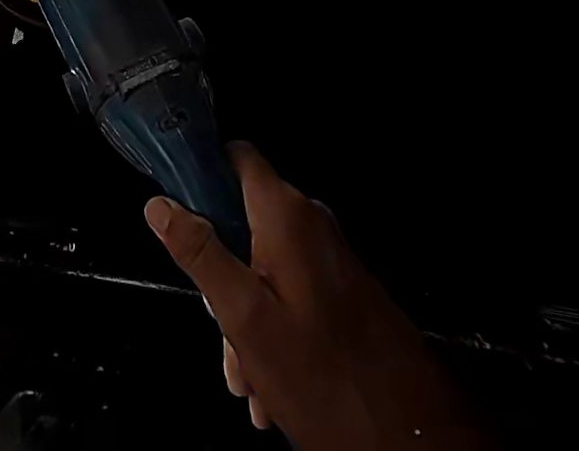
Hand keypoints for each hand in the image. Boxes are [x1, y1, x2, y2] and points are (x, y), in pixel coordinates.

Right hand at [145, 143, 491, 450]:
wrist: (418, 441)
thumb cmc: (329, 375)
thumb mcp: (244, 313)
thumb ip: (198, 251)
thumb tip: (160, 207)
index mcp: (285, 214)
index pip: (235, 155)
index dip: (200, 170)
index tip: (177, 204)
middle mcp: (310, 223)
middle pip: (240, 215)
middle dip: (219, 265)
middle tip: (215, 317)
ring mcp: (328, 255)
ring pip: (260, 258)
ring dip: (242, 306)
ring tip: (245, 368)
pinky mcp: (341, 285)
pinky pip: (287, 284)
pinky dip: (270, 319)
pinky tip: (267, 373)